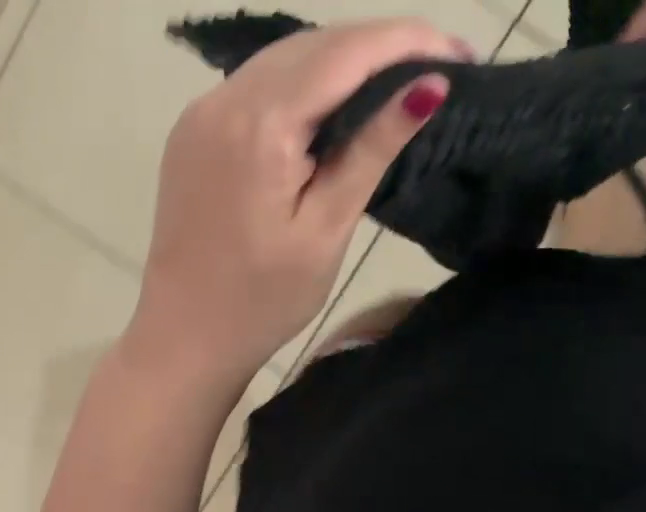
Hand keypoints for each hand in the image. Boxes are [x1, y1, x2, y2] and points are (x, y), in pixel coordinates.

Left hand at [128, 19, 468, 386]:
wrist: (184, 335)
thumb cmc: (263, 301)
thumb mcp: (325, 230)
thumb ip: (370, 151)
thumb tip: (428, 86)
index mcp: (259, 126)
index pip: (344, 54)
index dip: (407, 42)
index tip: (461, 52)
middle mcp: (223, 101)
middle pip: (313, 45)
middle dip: (379, 46)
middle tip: (439, 65)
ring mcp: (201, 113)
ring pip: (283, 59)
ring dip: (342, 60)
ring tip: (397, 81)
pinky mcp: (193, 131)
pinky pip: (257, 85)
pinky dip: (303, 82)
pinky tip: (335, 104)